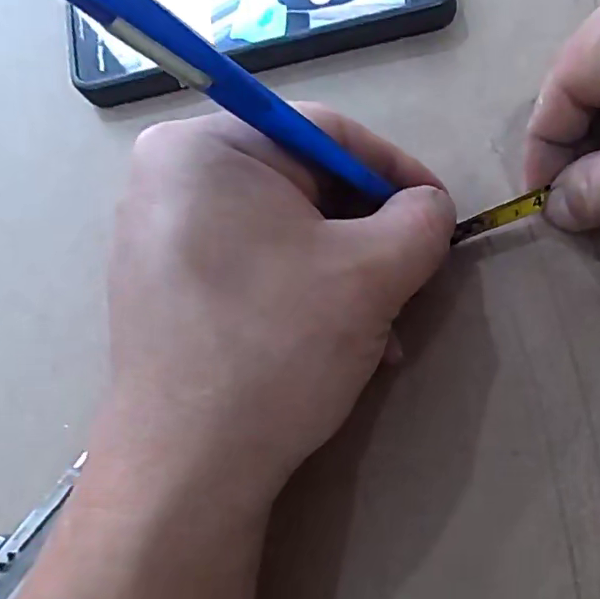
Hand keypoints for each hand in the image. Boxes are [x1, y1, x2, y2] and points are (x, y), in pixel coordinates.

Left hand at [94, 109, 453, 509]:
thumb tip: (431, 207)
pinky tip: (336, 350)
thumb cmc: (277, 348)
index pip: (325, 135)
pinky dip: (305, 304)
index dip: (397, 171)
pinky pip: (254, 278)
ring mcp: (159, 245)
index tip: (440, 213)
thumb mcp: (371, 276)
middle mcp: (168, 184)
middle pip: (303, 191)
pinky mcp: (166, 299)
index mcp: (205, 149)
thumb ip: (420, 223)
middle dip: (370, 243)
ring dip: (346, 283)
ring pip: (284, 242)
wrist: (191, 464)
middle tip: (410, 285)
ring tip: (382, 336)